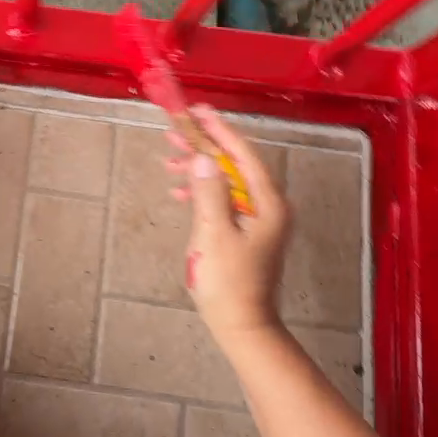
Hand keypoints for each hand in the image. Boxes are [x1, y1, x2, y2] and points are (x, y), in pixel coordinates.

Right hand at [164, 106, 289, 342]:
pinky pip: (224, 198)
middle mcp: (268, 205)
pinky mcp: (247, 231)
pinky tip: (181, 190)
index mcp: (268, 203)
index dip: (219, 130)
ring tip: (169, 158)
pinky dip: (203, 190)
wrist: (242, 325)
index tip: (196, 111)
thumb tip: (203, 157)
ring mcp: (258, 219)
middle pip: (235, 163)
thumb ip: (209, 191)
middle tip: (175, 130)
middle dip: (205, 145)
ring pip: (227, 179)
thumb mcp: (213, 234)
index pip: (243, 154)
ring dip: (200, 167)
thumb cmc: (229, 282)